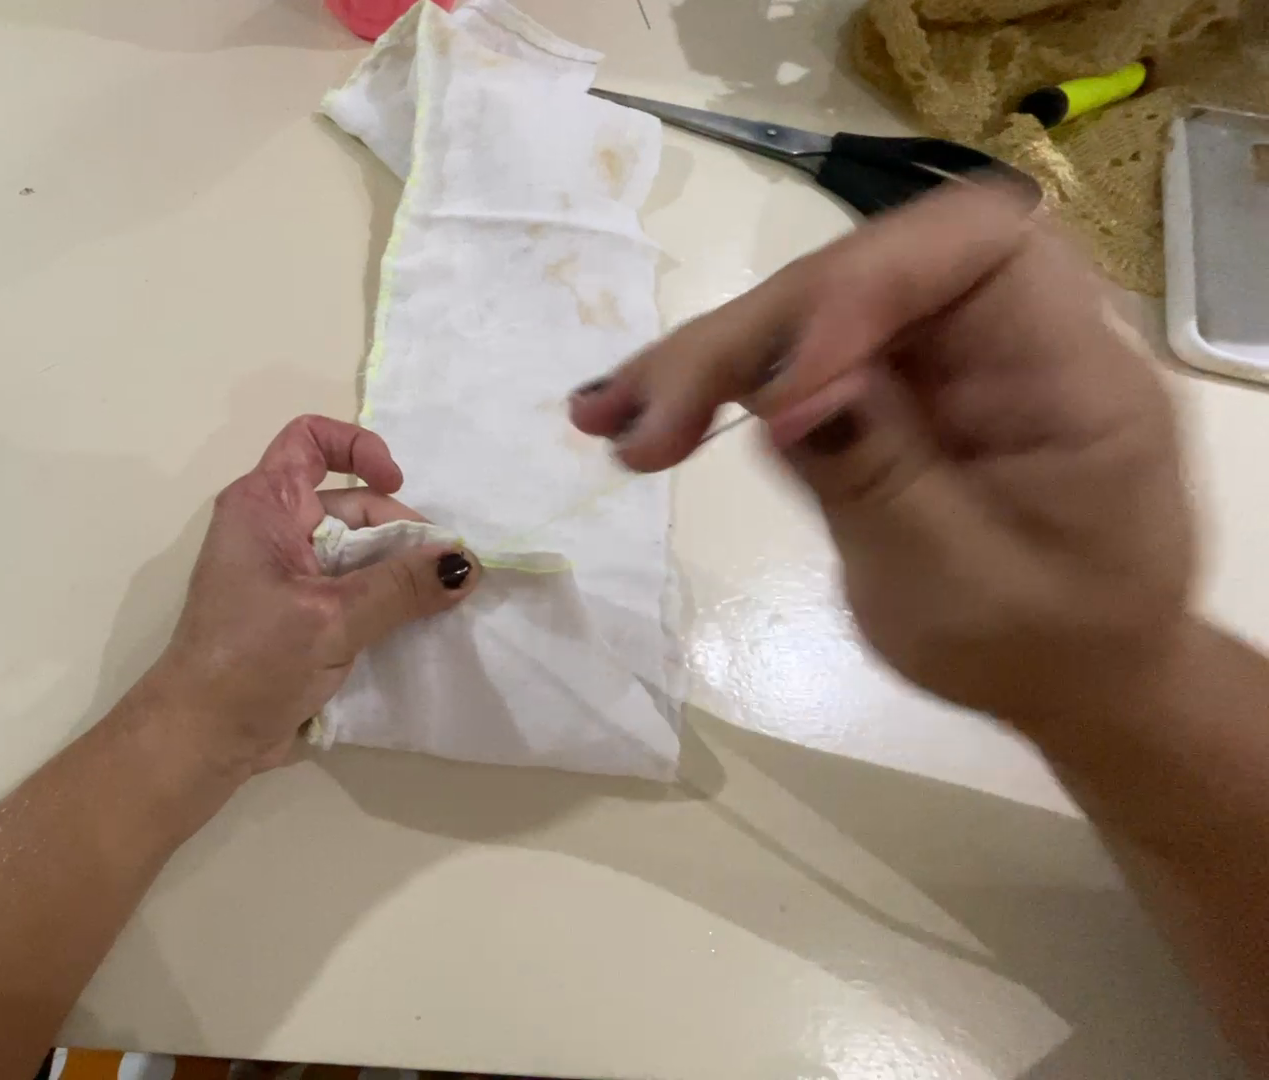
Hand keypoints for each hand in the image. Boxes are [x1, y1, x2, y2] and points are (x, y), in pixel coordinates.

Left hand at [136, 416, 479, 777]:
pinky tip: (420, 618)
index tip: (397, 485)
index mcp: (263, 505)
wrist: (205, 737)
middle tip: (441, 573)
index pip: (310, 440)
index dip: (358, 447)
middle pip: (349, 502)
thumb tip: (465, 563)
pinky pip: (351, 586)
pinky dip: (384, 596)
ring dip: (397, 568)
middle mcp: (273, 528)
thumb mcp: (332, 618)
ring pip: (355, 549)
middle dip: (396, 529)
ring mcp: (287, 572)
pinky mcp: (300, 610)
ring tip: (442, 598)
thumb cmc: (252, 662)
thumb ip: (400, 587)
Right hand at [568, 184, 1194, 732]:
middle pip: (843, 284)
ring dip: (688, 363)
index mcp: (1063, 371)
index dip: (857, 290)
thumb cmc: (1033, 642)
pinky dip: (693, 390)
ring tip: (600, 414)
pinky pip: (767, 366)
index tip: (769, 393)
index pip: (969, 250)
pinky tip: (624, 415)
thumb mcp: (959, 579)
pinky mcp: (858, 391)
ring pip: (787, 321)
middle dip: (733, 343)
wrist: (1054, 671)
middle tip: (638, 420)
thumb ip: (877, 476)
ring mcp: (914, 363)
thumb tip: (783, 399)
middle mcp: (984, 341)